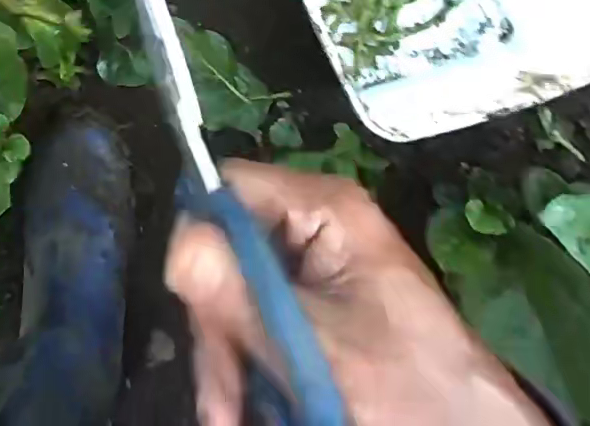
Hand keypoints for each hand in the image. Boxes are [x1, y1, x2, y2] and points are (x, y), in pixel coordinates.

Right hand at [165, 162, 551, 425]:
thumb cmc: (413, 392)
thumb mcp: (321, 348)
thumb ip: (247, 297)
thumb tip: (177, 249)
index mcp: (325, 207)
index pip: (231, 186)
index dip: (202, 236)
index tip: (195, 307)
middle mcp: (315, 224)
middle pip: (228, 246)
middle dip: (216, 323)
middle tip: (222, 399)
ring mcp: (315, 266)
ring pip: (236, 291)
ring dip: (226, 357)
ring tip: (233, 416)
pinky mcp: (315, 306)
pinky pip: (258, 321)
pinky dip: (247, 366)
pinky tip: (252, 408)